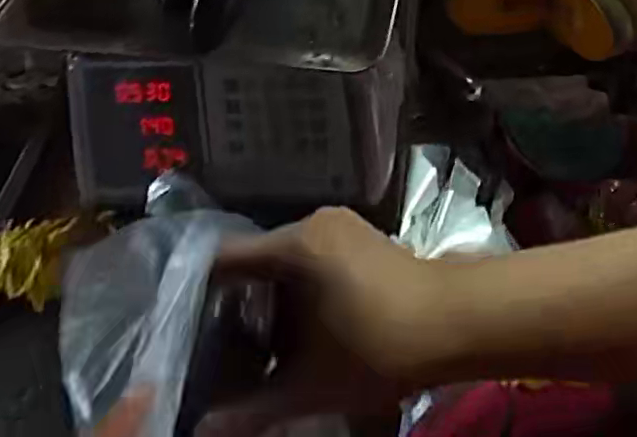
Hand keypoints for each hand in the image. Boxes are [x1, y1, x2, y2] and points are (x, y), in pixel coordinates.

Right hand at [198, 209, 442, 436]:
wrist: (452, 322)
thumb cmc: (378, 347)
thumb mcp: (311, 385)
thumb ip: (252, 410)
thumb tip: (203, 431)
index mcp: (298, 242)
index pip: (228, 256)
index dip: (201, 290)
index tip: (183, 323)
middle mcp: (314, 221)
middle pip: (257, 256)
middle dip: (236, 299)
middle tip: (213, 341)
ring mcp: (339, 224)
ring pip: (286, 257)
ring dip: (269, 294)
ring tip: (246, 339)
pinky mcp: (358, 235)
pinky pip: (310, 254)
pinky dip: (295, 285)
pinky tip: (292, 324)